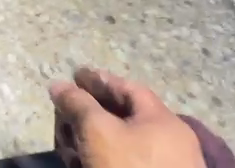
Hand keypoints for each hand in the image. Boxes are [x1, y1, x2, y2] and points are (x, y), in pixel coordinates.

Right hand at [48, 67, 205, 167]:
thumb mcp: (96, 129)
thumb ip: (77, 102)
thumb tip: (60, 86)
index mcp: (165, 122)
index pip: (129, 88)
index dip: (98, 79)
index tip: (73, 76)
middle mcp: (174, 143)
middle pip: (126, 116)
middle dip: (91, 111)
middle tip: (66, 111)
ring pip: (126, 142)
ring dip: (94, 137)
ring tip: (70, 141)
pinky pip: (130, 163)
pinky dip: (106, 157)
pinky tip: (84, 162)